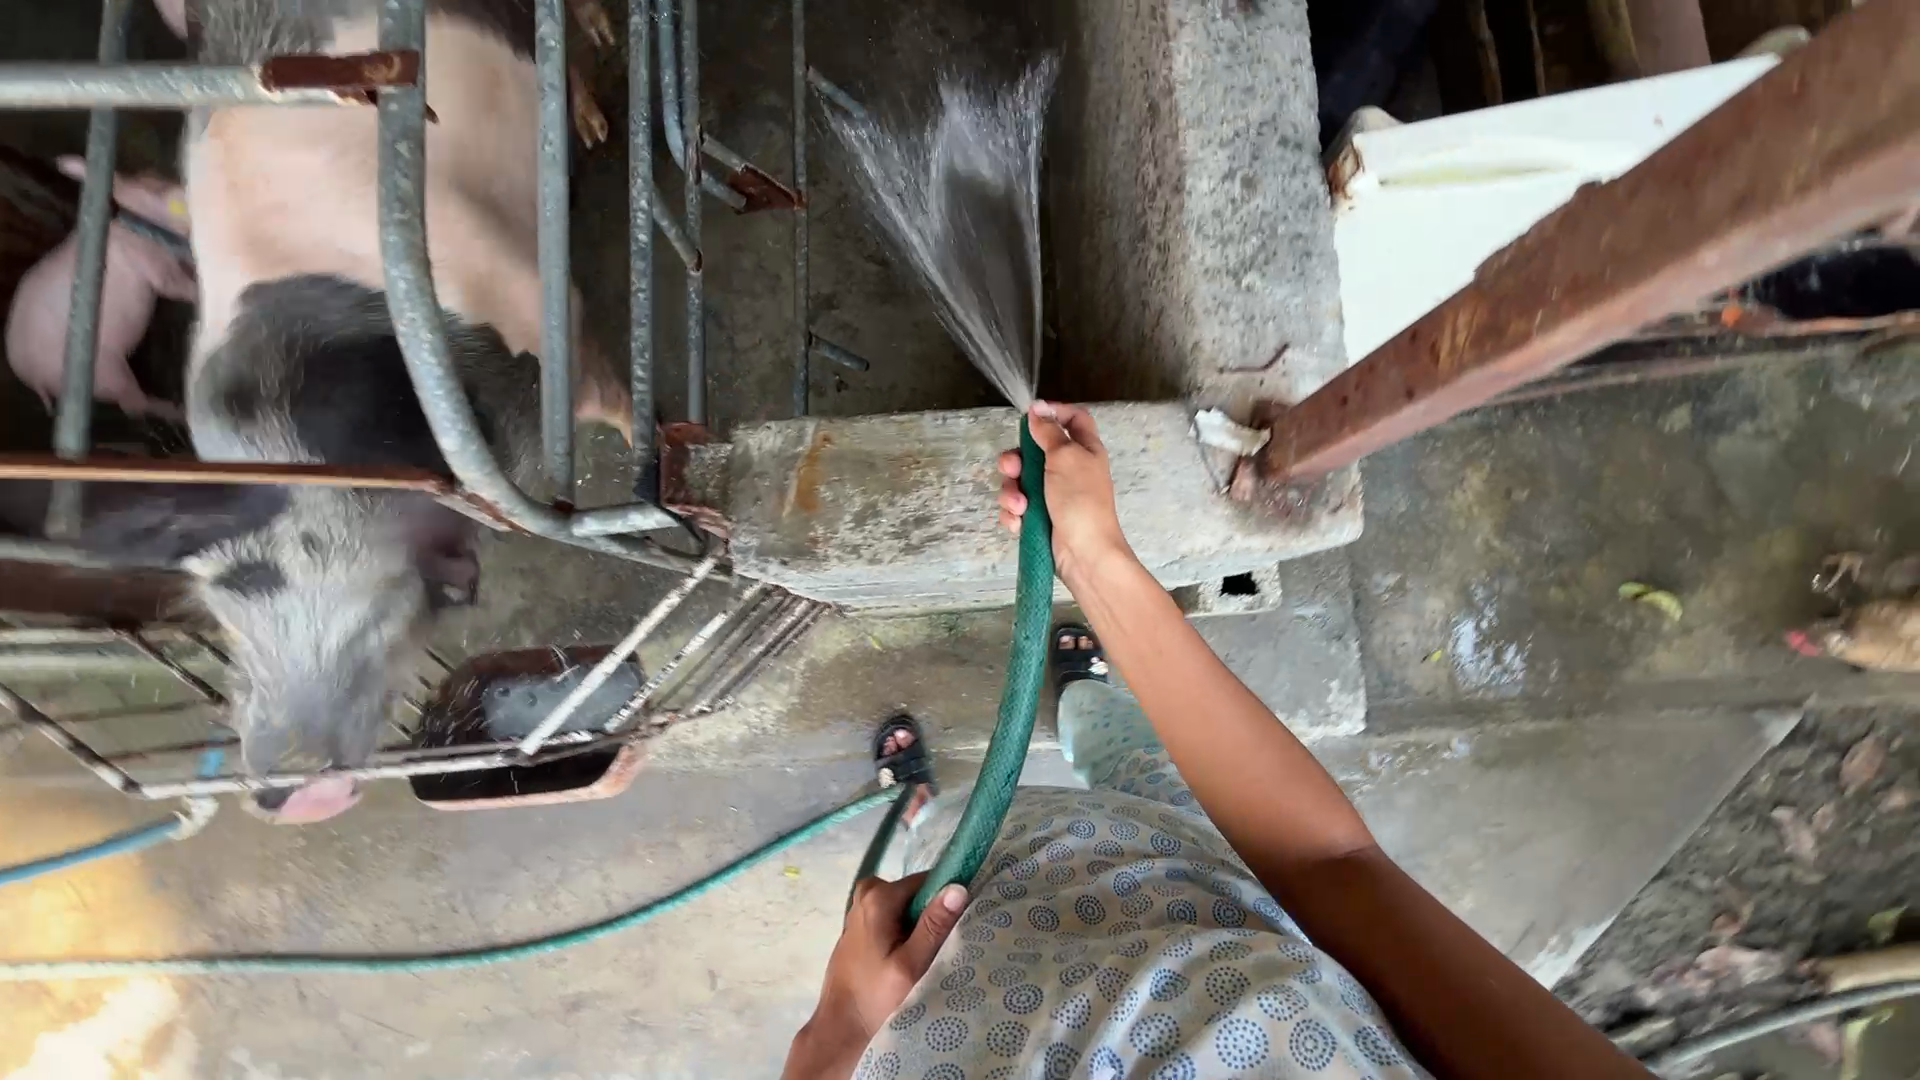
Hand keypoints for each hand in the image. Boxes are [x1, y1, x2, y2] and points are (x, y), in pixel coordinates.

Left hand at [783, 874, 967, 1079]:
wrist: (840, 1029)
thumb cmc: (875, 998)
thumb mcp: (911, 964)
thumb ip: (934, 924)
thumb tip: (958, 887)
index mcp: (878, 896)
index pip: (925, 880)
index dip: (942, 900)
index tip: (952, 925)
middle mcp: (866, 893)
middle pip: (912, 892)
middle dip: (926, 915)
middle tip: (933, 947)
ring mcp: (859, 909)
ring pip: (901, 905)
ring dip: (913, 925)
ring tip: (918, 954)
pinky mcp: (858, 926)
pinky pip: (888, 915)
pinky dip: (899, 930)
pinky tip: (902, 957)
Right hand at [998, 400, 1130, 583]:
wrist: (1083, 553)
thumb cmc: (1080, 500)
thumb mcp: (1065, 457)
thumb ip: (1048, 432)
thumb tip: (1037, 409)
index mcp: (1083, 450)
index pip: (1073, 419)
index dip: (1054, 412)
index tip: (1032, 415)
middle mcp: (1068, 469)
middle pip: (1033, 451)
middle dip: (1015, 461)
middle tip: (1011, 469)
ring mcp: (1052, 495)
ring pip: (1018, 481)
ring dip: (1012, 493)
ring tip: (1020, 507)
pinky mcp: (1039, 517)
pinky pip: (1016, 507)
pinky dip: (1013, 514)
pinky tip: (1018, 522)